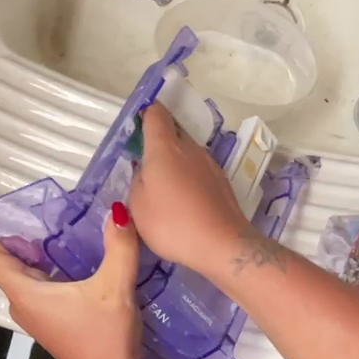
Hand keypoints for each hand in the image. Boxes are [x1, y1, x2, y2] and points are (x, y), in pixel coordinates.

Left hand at [0, 206, 141, 358]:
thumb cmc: (105, 335)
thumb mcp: (116, 287)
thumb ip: (120, 246)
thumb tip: (119, 210)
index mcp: (24, 292)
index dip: (8, 238)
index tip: (41, 236)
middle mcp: (20, 303)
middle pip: (8, 263)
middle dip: (32, 244)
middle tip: (66, 236)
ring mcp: (33, 315)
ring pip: (25, 276)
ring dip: (45, 261)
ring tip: (78, 252)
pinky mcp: (48, 322)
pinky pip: (39, 290)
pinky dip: (54, 277)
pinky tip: (84, 276)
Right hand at [126, 104, 251, 275]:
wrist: (222, 245)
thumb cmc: (172, 223)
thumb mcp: (137, 206)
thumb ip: (137, 181)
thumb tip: (144, 170)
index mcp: (165, 147)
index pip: (156, 114)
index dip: (145, 114)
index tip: (136, 125)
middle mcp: (190, 148)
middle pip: (172, 134)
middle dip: (158, 144)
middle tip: (144, 167)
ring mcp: (210, 164)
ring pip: (186, 154)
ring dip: (174, 164)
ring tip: (163, 190)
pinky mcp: (222, 182)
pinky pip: (198, 172)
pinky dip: (188, 180)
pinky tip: (183, 203)